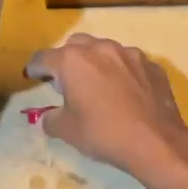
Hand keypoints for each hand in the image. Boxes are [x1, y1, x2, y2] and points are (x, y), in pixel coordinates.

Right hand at [25, 34, 187, 181]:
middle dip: (66, 59)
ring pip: (104, 50)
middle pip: (75, 45)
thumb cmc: (103, 133)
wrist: (156, 142)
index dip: (34, 68)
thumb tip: (50, 116)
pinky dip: (121, 72)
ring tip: (97, 84)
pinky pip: (129, 63)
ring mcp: (130, 54)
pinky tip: (124, 92)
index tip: (31, 76)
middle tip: (66, 81)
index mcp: (73, 61)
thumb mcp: (66, 131)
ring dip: (95, 62)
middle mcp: (100, 49)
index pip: (43, 58)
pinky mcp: (152, 66)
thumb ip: (51, 118)